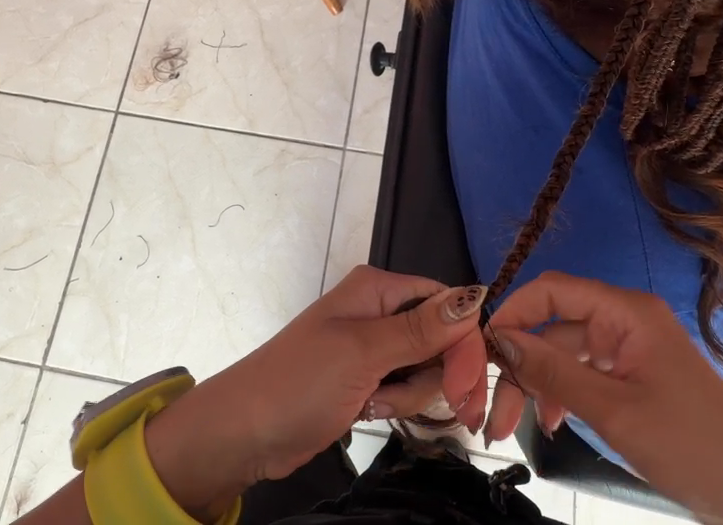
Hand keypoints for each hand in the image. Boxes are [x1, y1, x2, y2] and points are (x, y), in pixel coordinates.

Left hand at [144, 267, 487, 517]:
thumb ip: (422, 329)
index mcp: (378, 289)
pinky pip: (405, 390)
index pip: (445, 301)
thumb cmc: (300, 381)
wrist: (246, 433)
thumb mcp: (364, 352)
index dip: (463, 340)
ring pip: (426, 370)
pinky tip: (366, 412)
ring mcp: (373, 348)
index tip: (465, 384)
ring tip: (371, 403)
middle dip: (433, 375)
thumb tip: (476, 296)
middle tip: (402, 399)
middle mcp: (379, 311)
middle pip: (440, 338)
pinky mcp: (368, 380)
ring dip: (408, 395)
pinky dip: (394, 405)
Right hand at [483, 273, 722, 524]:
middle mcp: (625, 320)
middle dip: (521, 363)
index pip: (553, 290)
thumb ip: (552, 370)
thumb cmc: (690, 444)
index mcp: (626, 311)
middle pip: (554, 327)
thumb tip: (500, 338)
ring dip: (537, 385)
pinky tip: (551, 422)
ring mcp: (631, 349)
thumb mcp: (612, 409)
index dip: (514, 311)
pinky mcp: (635, 377)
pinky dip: (562, 395)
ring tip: (511, 425)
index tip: (482, 348)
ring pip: (565, 354)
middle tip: (492, 409)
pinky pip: (585, 374)